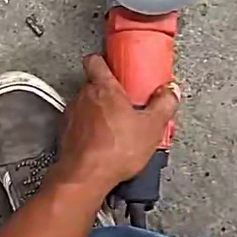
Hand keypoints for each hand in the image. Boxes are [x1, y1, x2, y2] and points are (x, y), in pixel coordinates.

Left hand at [49, 55, 180, 191]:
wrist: (85, 176)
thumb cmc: (114, 150)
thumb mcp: (152, 127)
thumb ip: (164, 105)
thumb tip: (171, 92)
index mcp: (104, 88)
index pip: (95, 61)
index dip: (104, 61)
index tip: (116, 67)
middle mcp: (84, 97)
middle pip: (94, 84)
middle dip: (108, 93)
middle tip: (125, 105)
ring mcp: (72, 114)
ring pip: (86, 105)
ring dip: (98, 112)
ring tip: (116, 128)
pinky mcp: (65, 133)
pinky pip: (79, 124)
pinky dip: (89, 130)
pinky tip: (104, 143)